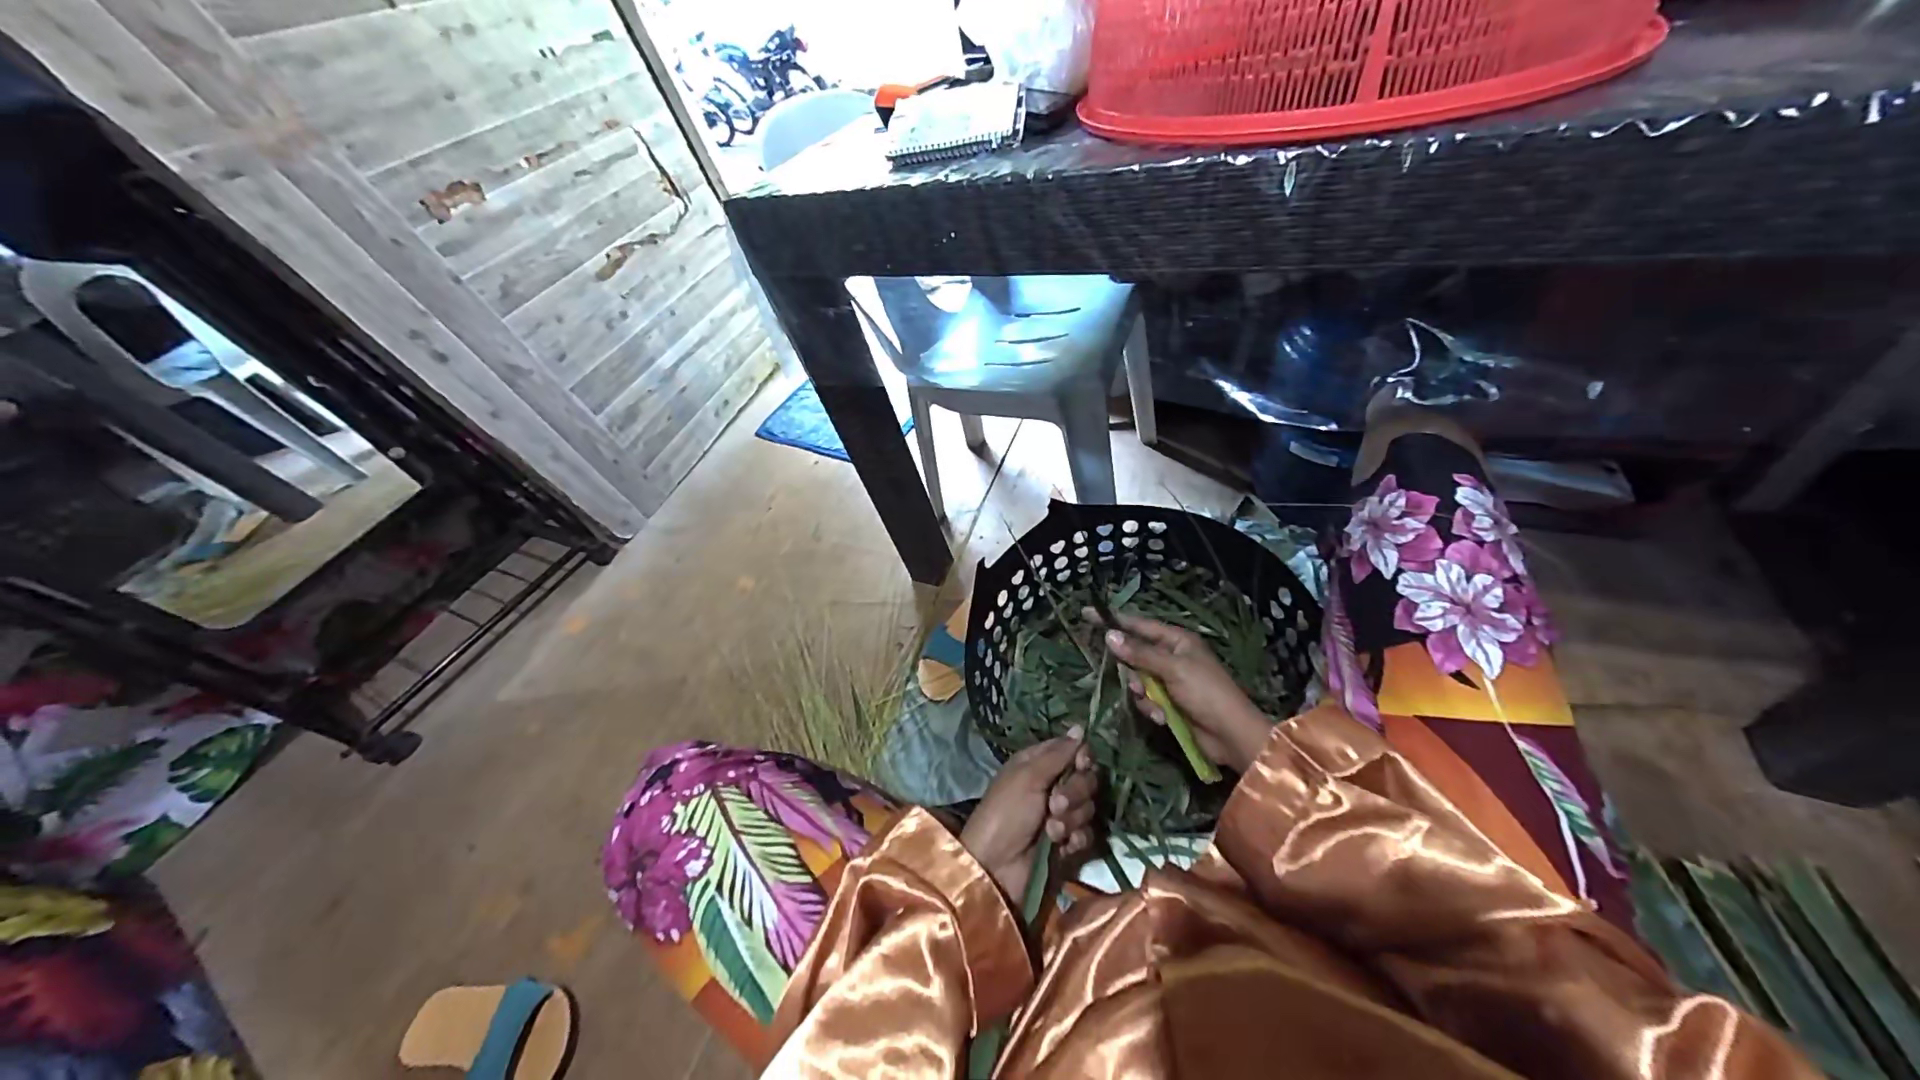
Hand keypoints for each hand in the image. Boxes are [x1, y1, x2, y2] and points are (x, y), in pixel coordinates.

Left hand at [960, 727, 1097, 900]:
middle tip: (1054, 804)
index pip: (1073, 751)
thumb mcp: (1027, 777)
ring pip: (1089, 806)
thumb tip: (1081, 727)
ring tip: (1050, 829)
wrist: (996, 866)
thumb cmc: (1005, 813)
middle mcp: (1052, 785)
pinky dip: (1076, 838)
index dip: (1081, 757)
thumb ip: (1057, 754)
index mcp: (1038, 764)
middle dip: (1075, 791)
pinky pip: (1088, 833)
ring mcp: (1062, 815)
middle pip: (1086, 778)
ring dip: (1071, 818)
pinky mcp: (1069, 842)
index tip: (1080, 764)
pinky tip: (1061, 845)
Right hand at [1095, 610, 1274, 774]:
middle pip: (1134, 655)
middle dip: (1131, 672)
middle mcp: (1171, 656)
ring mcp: (1169, 681)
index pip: (1138, 624)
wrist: (1230, 735)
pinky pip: (1145, 699)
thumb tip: (1109, 635)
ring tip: (1155, 705)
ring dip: (1142, 694)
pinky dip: (1151, 708)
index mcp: (1177, 640)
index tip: (1086, 614)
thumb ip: (1140, 653)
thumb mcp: (1173, 669)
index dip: (1113, 620)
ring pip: (1136, 680)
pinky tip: (1162, 718)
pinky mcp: (1167, 703)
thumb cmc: (1206, 693)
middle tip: (1138, 685)